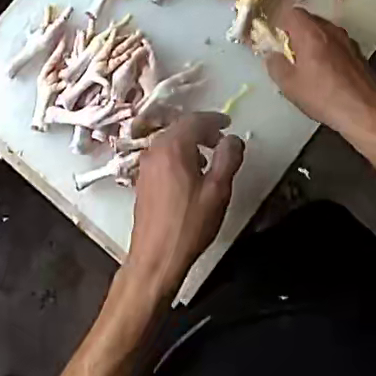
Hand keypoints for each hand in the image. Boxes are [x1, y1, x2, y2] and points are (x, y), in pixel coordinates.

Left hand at [125, 112, 244, 294]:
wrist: (156, 256)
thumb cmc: (190, 224)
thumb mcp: (218, 190)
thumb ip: (228, 158)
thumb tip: (232, 139)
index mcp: (172, 148)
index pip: (194, 120)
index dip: (213, 119)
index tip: (228, 123)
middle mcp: (154, 151)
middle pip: (179, 128)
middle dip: (202, 130)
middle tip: (221, 139)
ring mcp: (145, 166)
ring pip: (169, 142)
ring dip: (190, 143)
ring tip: (209, 157)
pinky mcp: (142, 181)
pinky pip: (163, 156)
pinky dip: (178, 155)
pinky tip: (190, 173)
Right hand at [264, 7, 375, 140]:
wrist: (367, 111)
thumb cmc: (324, 96)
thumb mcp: (289, 85)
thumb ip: (275, 65)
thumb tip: (271, 55)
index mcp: (310, 33)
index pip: (291, 12)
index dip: (278, 21)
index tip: (271, 36)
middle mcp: (330, 30)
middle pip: (308, 19)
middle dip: (294, 30)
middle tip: (284, 49)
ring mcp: (347, 40)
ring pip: (323, 31)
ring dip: (311, 40)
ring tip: (303, 61)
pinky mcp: (358, 53)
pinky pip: (335, 43)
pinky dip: (325, 49)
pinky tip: (323, 70)